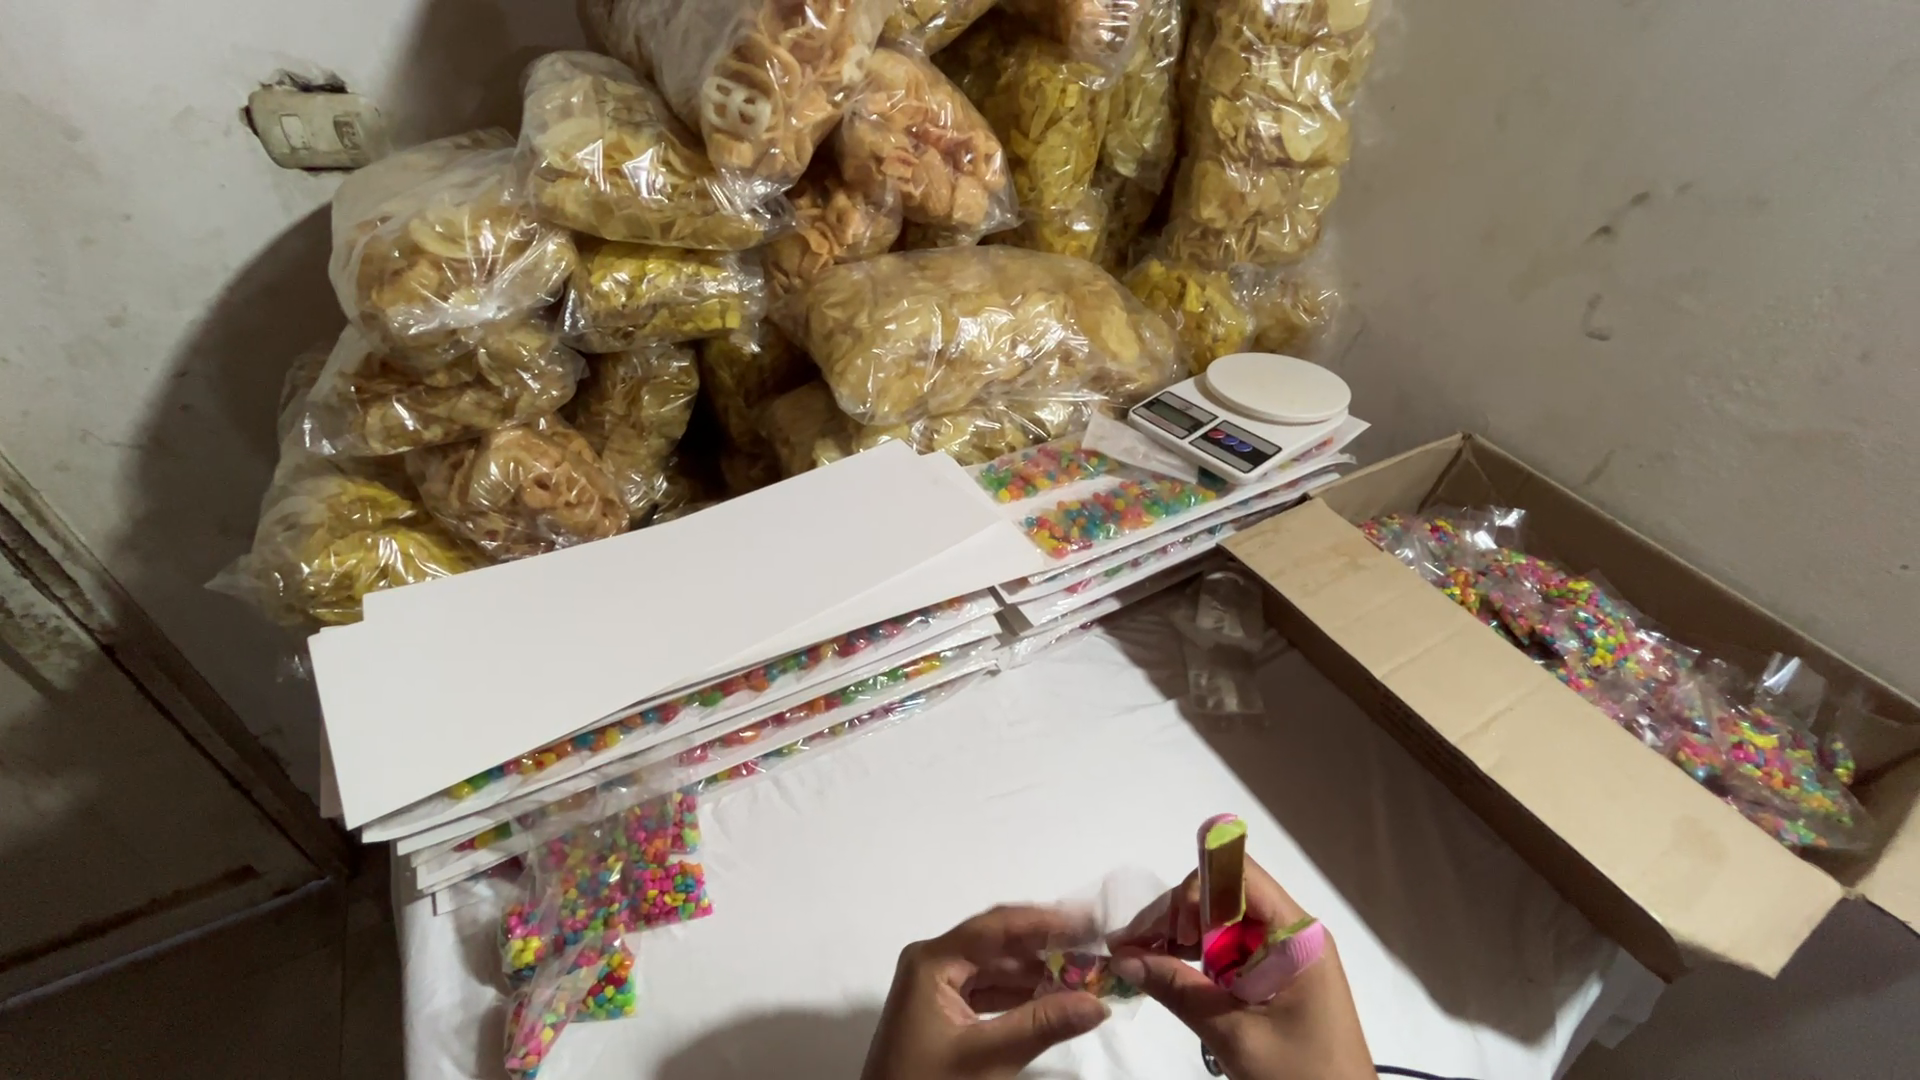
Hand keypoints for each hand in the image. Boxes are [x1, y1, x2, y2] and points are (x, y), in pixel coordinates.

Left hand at [861, 905, 1112, 1079]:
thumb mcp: (987, 1059)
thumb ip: (1043, 1025)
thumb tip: (1098, 1003)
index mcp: (932, 960)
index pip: (995, 927)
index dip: (1044, 921)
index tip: (1088, 919)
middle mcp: (932, 962)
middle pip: (996, 944)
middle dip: (1045, 947)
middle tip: (1094, 944)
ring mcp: (935, 986)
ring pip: (994, 968)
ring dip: (1037, 972)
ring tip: (1084, 970)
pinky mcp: (942, 1011)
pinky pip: (987, 991)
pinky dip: (1020, 995)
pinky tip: (1054, 997)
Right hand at [1108, 859, 1372, 1079]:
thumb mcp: (1235, 1036)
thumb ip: (1179, 990)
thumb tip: (1121, 957)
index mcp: (1296, 935)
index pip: (1238, 875)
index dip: (1197, 890)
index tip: (1172, 932)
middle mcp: (1291, 931)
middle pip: (1223, 894)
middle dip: (1177, 914)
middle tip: (1135, 947)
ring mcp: (1283, 952)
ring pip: (1219, 918)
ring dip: (1180, 933)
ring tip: (1143, 958)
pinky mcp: (1274, 974)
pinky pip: (1227, 946)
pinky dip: (1194, 952)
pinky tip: (1167, 966)